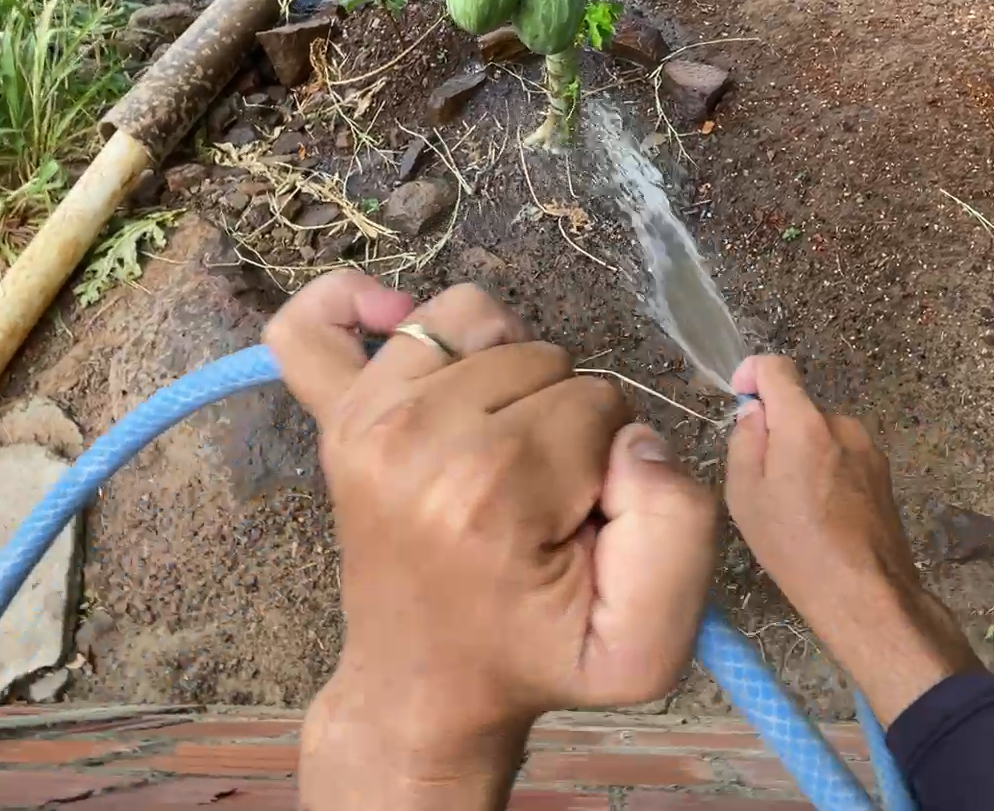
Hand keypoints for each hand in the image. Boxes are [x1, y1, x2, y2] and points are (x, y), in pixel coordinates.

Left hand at [265, 273, 717, 809]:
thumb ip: (678, 526)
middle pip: (541, 357)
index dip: (610, 453)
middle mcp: (414, 439)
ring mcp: (364, 420)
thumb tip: (630, 434)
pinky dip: (355, 308)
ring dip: (506, 369)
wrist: (426, 685)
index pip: (599, 403)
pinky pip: (315, 326)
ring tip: (501, 439)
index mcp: (489, 491)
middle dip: (564, 414)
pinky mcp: (336, 417)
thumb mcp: (645, 643)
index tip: (584, 516)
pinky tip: (389, 323)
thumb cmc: (536, 655)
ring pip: (478, 322)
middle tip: (542, 493)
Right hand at [726, 355, 980, 723]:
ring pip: (819, 432)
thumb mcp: (745, 494)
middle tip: (761, 477)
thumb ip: (745, 440)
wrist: (866, 595)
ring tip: (793, 502)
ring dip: (801, 450)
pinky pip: (841, 453)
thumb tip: (754, 413)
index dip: (751, 373)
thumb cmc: (795, 546)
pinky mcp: (882, 472)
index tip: (740, 400)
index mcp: (804, 423)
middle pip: (797, 405)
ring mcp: (868, 447)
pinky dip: (824, 468)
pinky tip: (821, 512)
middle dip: (775, 427)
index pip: (776, 366)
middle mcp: (841, 423)